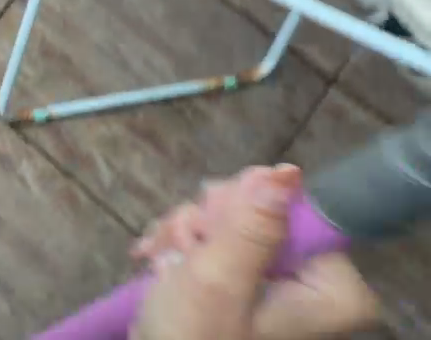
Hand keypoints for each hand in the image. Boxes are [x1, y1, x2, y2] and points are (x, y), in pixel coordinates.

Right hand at [133, 165, 379, 339]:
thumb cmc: (194, 331)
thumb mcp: (216, 277)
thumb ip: (249, 226)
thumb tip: (285, 171)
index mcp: (333, 288)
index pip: (286, 207)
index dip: (233, 206)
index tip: (202, 232)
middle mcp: (316, 282)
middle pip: (250, 210)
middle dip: (198, 222)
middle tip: (181, 251)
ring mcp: (281, 281)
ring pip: (223, 219)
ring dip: (180, 232)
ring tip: (166, 263)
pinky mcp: (248, 279)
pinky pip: (212, 235)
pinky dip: (177, 243)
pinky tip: (162, 262)